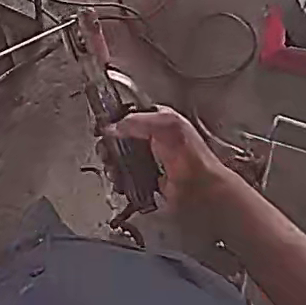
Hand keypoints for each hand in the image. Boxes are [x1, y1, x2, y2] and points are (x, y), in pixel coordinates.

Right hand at [109, 107, 251, 224]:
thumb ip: (137, 121)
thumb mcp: (164, 125)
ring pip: (122, 158)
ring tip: (111, 169)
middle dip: (110, 146)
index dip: (115, 122)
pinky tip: (119, 180)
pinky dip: (120, 178)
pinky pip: (128, 176)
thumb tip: (113, 127)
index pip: (129, 115)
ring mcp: (152, 159)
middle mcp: (155, 138)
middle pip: (121, 139)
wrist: (201, 189)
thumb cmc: (192, 155)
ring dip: (113, 164)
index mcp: (160, 120)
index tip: (104, 131)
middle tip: (105, 152)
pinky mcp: (149, 178)